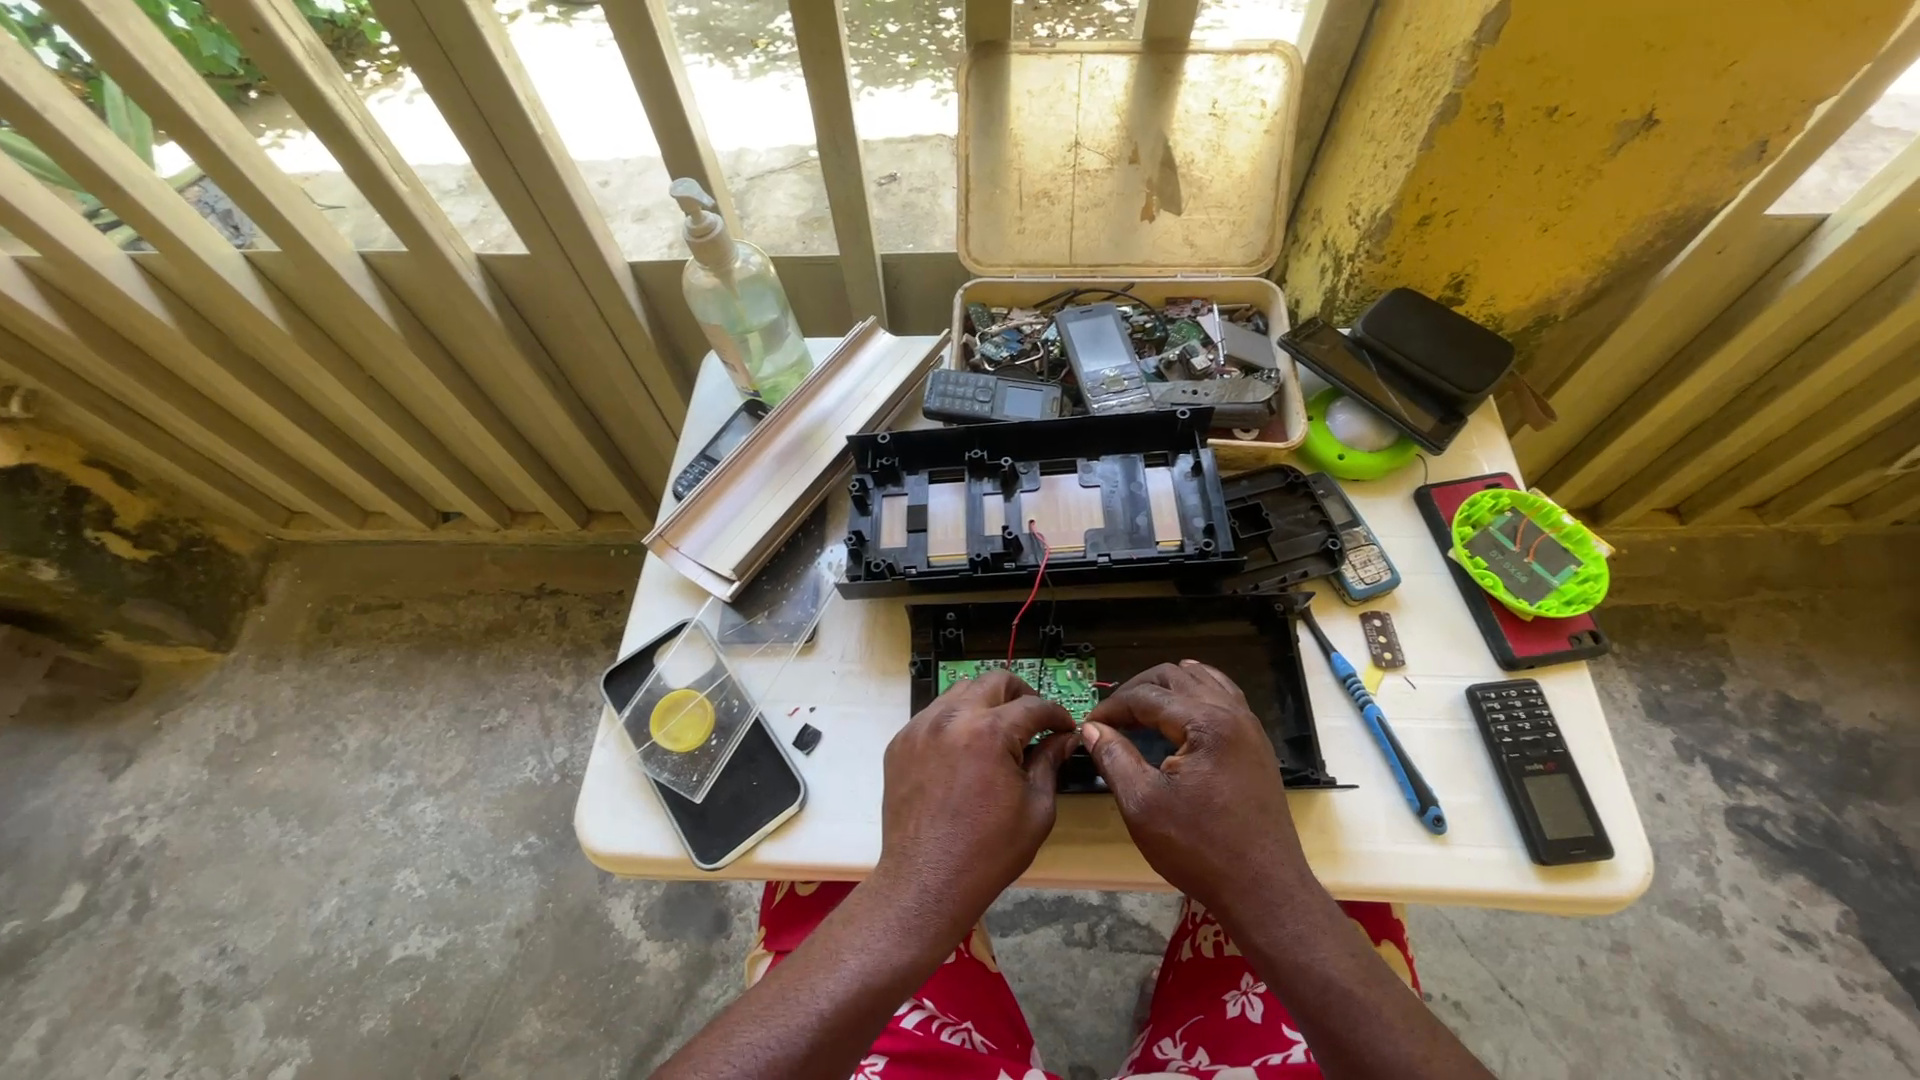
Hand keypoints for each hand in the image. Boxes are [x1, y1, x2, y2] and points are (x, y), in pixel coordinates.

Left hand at [875, 671, 1076, 926]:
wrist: (927, 881)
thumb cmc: (988, 852)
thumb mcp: (1036, 809)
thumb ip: (1050, 763)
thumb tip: (1064, 738)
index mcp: (989, 733)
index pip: (1033, 705)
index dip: (1056, 714)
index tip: (1064, 727)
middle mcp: (951, 719)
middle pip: (994, 681)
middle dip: (1021, 694)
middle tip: (1034, 720)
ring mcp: (920, 728)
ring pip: (960, 691)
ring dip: (986, 703)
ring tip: (999, 732)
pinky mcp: (900, 743)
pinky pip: (933, 715)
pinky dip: (956, 722)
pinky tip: (965, 751)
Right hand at [1080, 660, 1315, 919]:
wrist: (1264, 890)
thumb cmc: (1199, 849)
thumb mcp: (1143, 805)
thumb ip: (1114, 758)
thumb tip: (1091, 728)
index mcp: (1206, 722)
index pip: (1147, 696)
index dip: (1112, 707)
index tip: (1087, 726)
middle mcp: (1232, 713)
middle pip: (1176, 676)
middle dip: (1137, 689)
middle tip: (1111, 717)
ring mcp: (1249, 727)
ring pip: (1203, 680)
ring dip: (1168, 687)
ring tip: (1140, 709)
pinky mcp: (1256, 745)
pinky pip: (1224, 698)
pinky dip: (1196, 694)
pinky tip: (1181, 710)